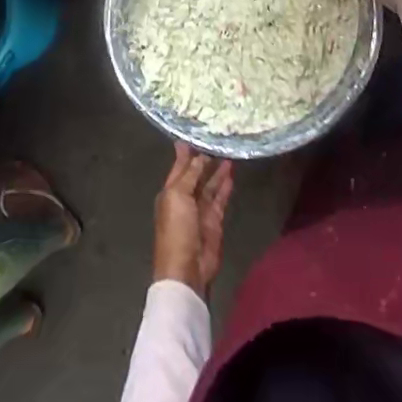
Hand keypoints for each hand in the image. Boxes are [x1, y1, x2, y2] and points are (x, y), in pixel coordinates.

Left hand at [153, 143, 232, 295]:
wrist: (187, 268)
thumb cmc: (176, 229)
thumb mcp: (178, 197)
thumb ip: (189, 176)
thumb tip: (198, 156)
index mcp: (170, 192)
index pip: (179, 167)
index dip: (185, 152)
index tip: (193, 133)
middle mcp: (184, 198)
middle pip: (195, 174)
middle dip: (203, 159)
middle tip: (216, 139)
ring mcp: (200, 210)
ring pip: (209, 185)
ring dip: (217, 171)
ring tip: (228, 151)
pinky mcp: (214, 220)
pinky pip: (220, 198)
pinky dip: (225, 186)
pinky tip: (232, 172)